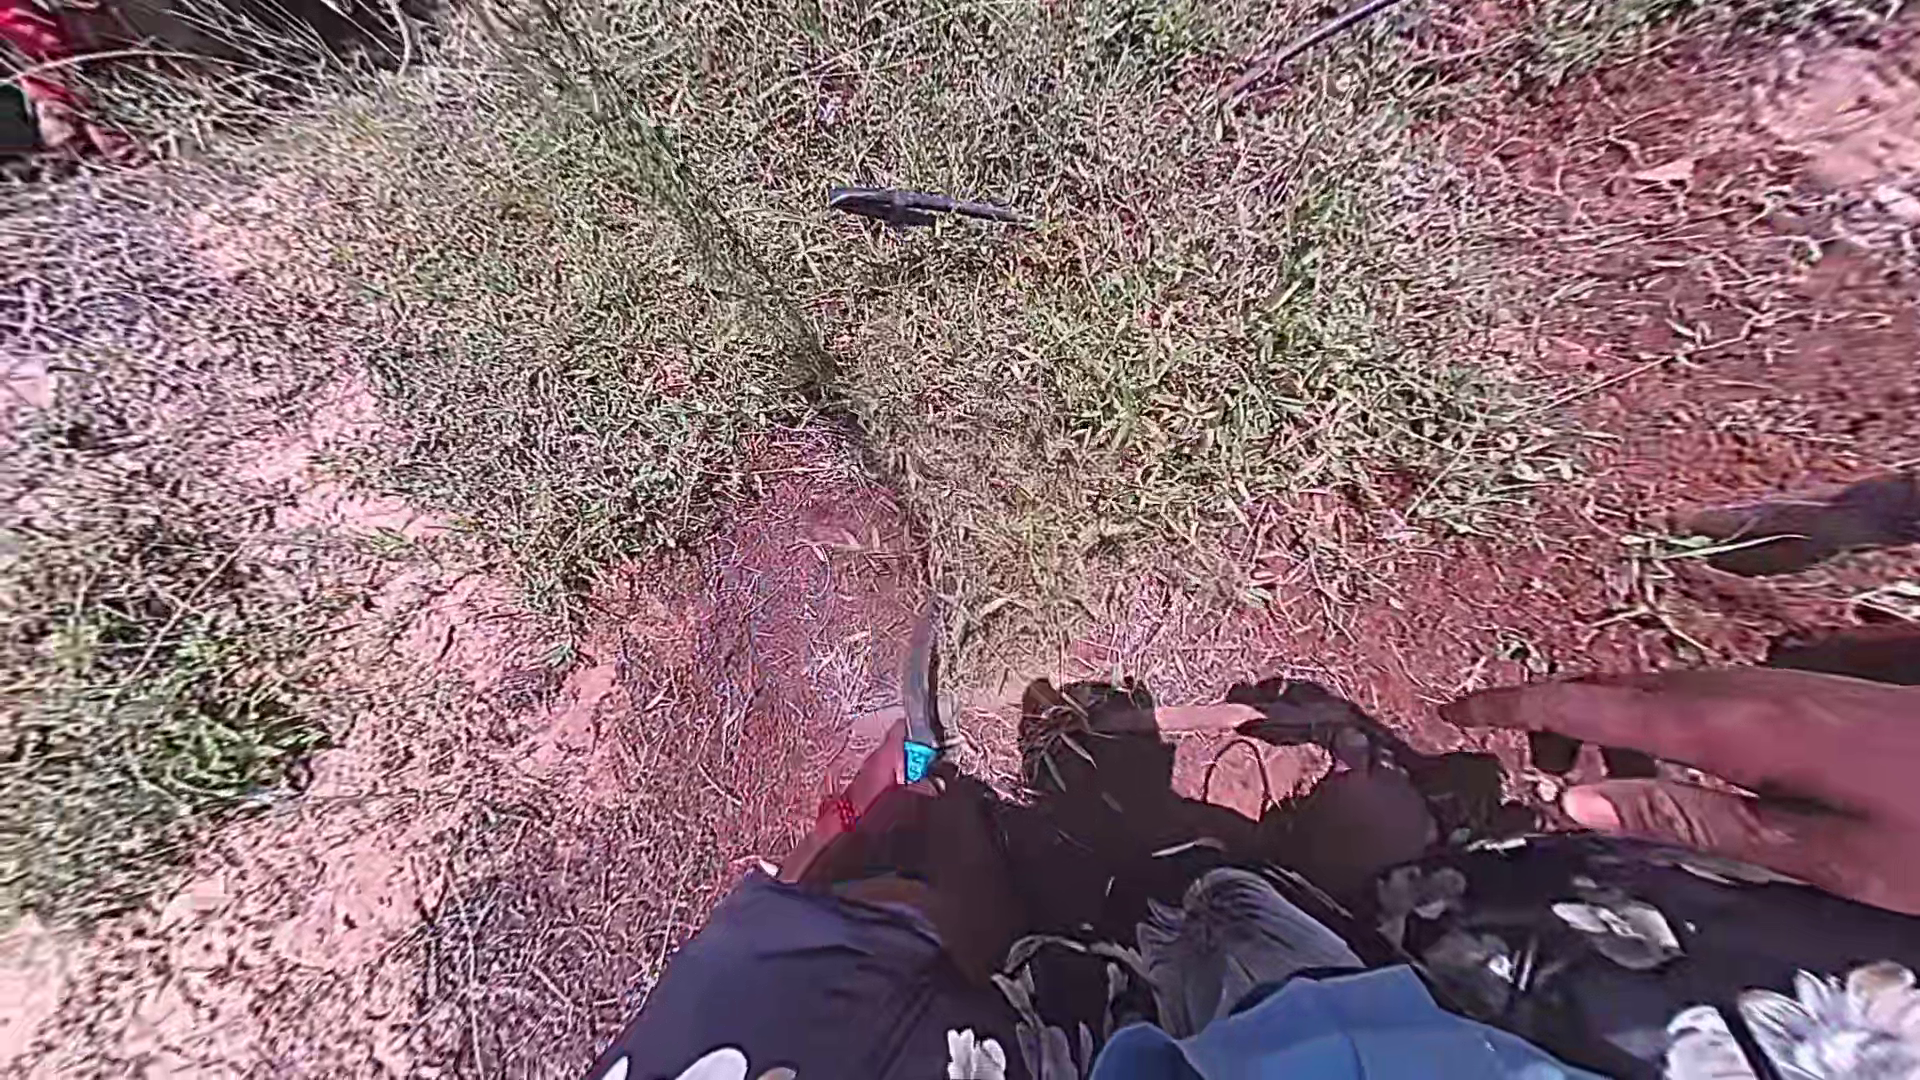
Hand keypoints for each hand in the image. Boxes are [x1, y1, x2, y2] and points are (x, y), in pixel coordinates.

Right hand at [1442, 668, 1919, 914]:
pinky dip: (1638, 727)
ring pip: (1630, 692)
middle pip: (1592, 691)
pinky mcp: (1776, 687)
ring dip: (1591, 729)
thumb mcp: (1828, 853)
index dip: (1502, 708)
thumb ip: (1687, 818)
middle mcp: (1715, 688)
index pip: (1572, 707)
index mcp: (1714, 725)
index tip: (1449, 711)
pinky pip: (1673, 696)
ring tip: (1595, 780)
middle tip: (1526, 771)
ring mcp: (1748, 681)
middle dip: (1540, 722)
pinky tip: (1668, 766)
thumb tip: (1564, 802)